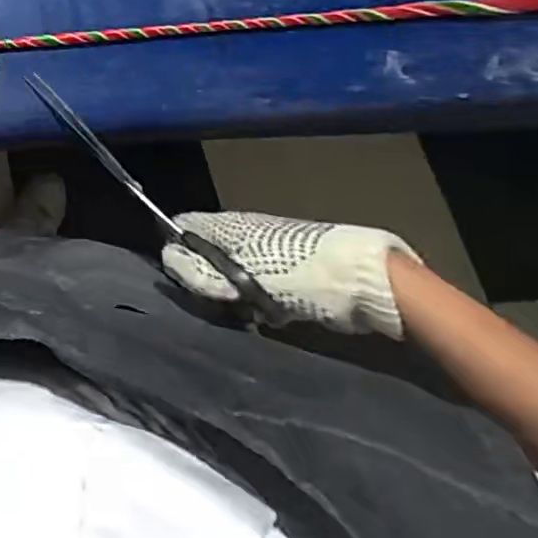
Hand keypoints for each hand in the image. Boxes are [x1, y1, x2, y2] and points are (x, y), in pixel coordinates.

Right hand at [160, 211, 420, 337]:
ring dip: (233, 295)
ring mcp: (266, 251)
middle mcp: (239, 232)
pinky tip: (273, 314)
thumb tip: (170, 262)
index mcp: (222, 223)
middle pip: (200, 253)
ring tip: (251, 311)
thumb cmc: (296, 274)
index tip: (188, 278)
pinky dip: (259, 302)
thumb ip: (195, 269)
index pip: (179, 227)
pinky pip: (256, 286)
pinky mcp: (289, 272)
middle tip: (223, 300)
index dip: (176, 251)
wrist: (367, 285)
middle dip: (206, 279)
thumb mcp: (235, 274)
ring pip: (227, 273)